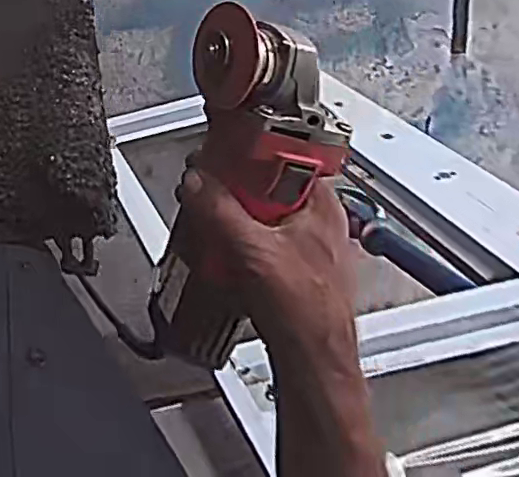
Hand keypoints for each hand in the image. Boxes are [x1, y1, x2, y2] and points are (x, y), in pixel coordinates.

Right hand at [178, 165, 360, 357]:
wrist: (313, 366)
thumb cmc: (309, 316)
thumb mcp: (254, 251)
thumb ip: (220, 210)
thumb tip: (197, 181)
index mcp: (322, 205)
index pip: (285, 154)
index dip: (251, 151)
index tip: (224, 150)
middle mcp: (316, 219)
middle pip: (265, 183)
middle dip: (233, 187)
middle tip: (210, 188)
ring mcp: (303, 242)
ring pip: (258, 211)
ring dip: (231, 214)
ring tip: (211, 217)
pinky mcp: (288, 263)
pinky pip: (256, 236)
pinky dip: (236, 237)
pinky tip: (222, 248)